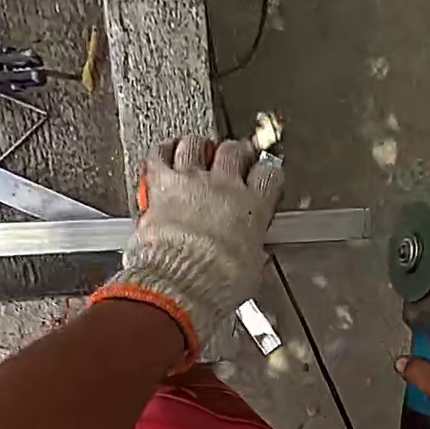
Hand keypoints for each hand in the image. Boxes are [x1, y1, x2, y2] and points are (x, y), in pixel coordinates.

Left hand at [91, 136, 283, 359]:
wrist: (181, 283)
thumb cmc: (215, 283)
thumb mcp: (250, 275)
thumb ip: (254, 258)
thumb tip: (256, 262)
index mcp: (252, 208)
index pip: (269, 174)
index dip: (267, 173)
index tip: (264, 176)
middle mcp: (223, 188)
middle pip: (234, 151)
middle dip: (236, 154)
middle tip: (234, 159)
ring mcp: (191, 182)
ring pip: (197, 144)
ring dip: (199, 148)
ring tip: (199, 153)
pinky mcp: (162, 184)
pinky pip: (161, 154)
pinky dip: (164, 150)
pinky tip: (167, 152)